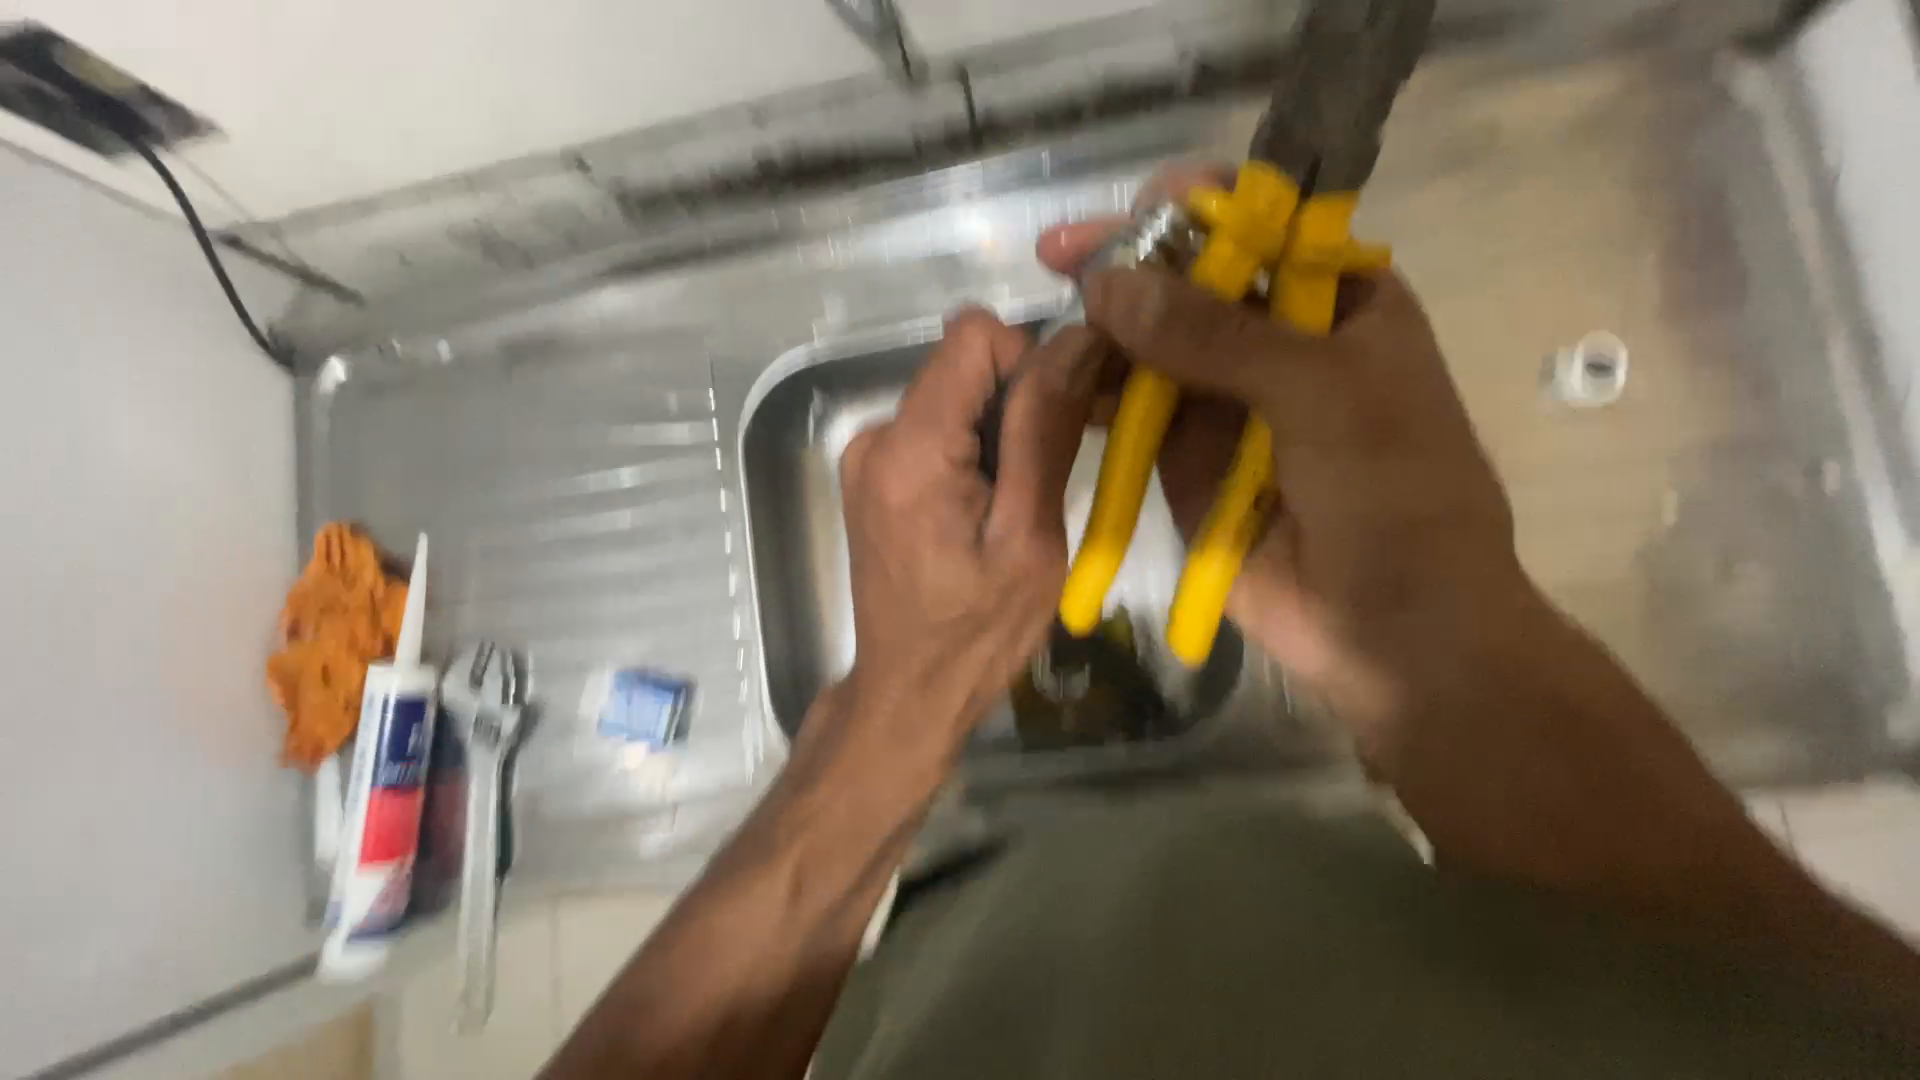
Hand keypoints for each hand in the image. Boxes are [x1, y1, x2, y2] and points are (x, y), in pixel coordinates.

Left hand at [827, 309, 1097, 766]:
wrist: (909, 692)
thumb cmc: (978, 634)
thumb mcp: (1030, 537)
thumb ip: (1044, 432)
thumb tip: (1078, 341)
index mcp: (910, 449)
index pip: (974, 335)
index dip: (1030, 361)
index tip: (1060, 421)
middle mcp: (875, 436)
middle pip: (963, 365)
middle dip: (1018, 401)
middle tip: (1050, 475)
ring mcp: (866, 456)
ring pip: (954, 397)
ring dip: (997, 433)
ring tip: (1017, 505)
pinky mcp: (872, 476)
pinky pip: (935, 430)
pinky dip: (971, 452)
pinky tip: (985, 511)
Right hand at [1037, 169, 1529, 758]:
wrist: (1392, 630)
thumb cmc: (1394, 497)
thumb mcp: (1323, 395)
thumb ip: (1218, 335)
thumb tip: (1107, 284)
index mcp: (1335, 301)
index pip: (1257, 226)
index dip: (1192, 207)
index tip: (1134, 208)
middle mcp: (1274, 340)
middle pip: (1187, 281)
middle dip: (1127, 267)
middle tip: (1057, 261)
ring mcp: (1221, 401)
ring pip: (1147, 345)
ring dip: (1100, 335)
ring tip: (1049, 332)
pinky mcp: (1181, 459)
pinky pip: (1128, 413)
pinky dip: (1092, 398)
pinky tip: (1053, 384)